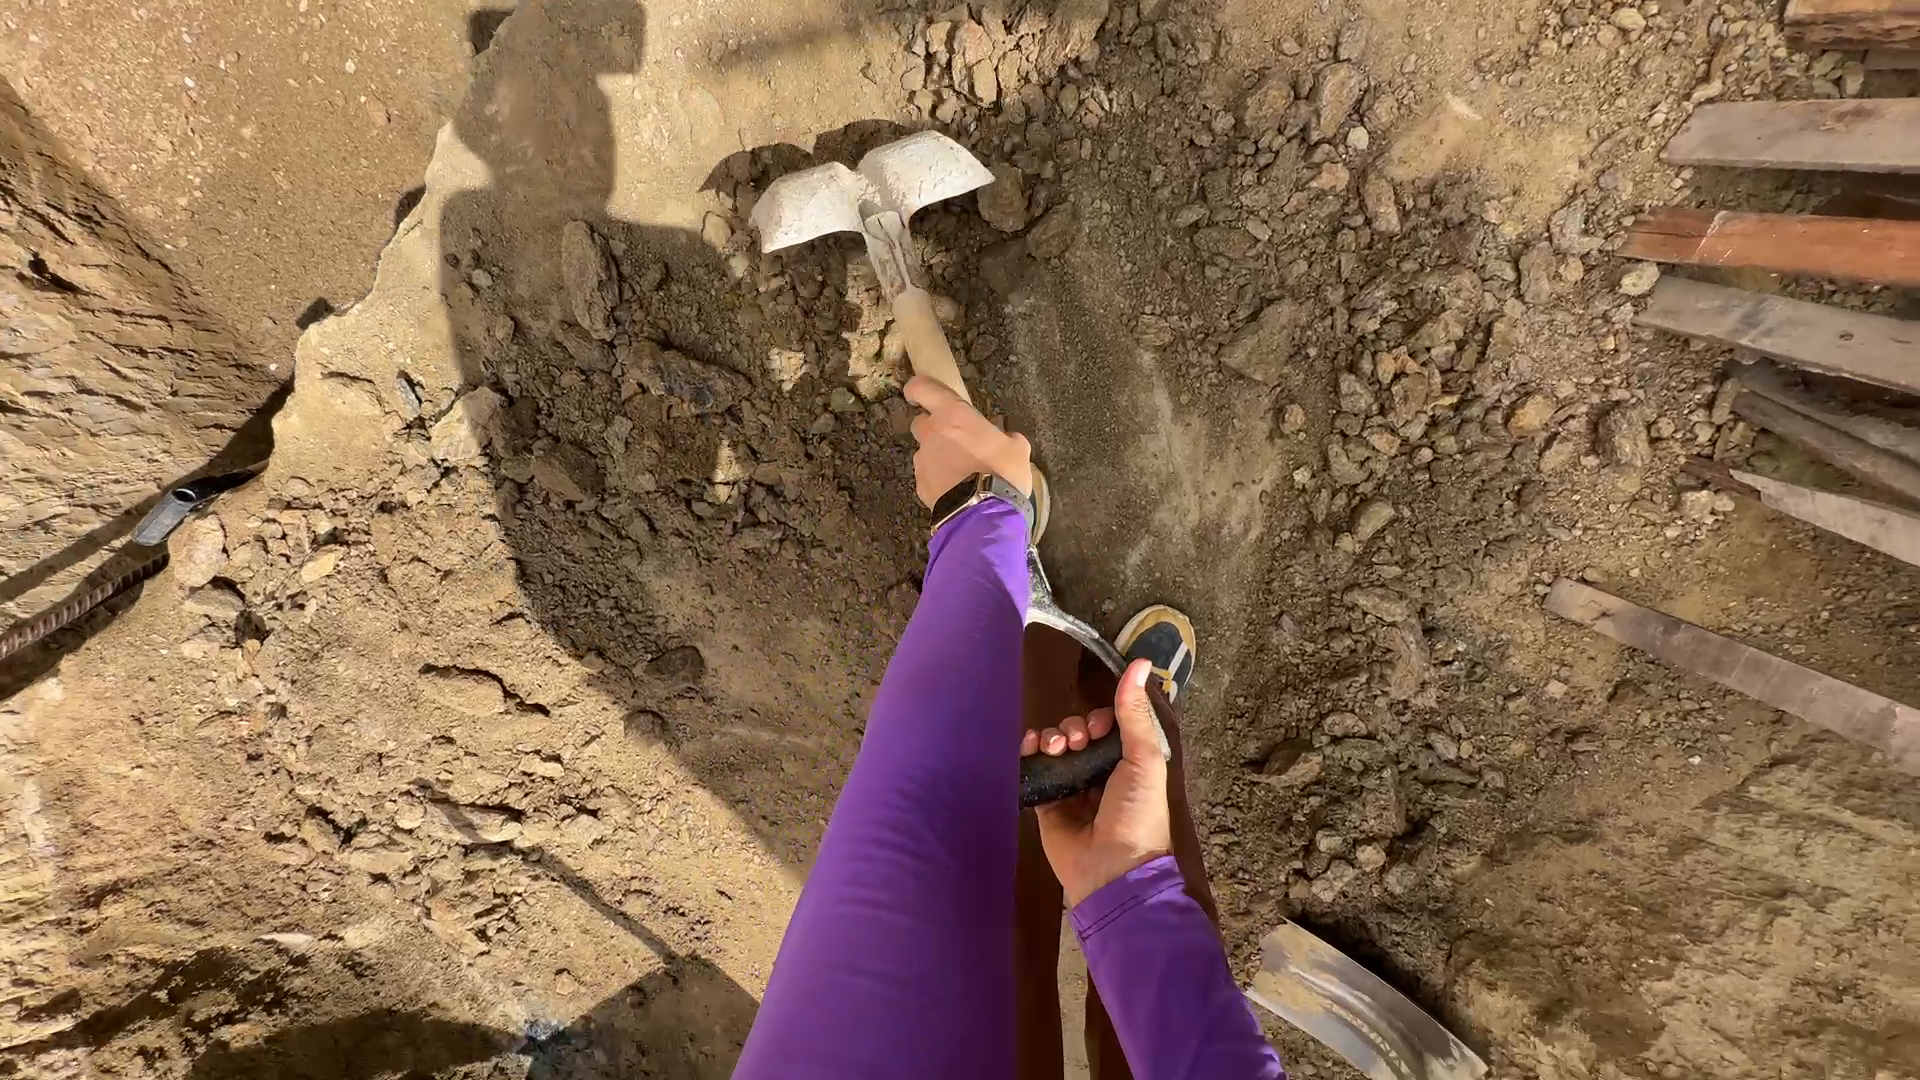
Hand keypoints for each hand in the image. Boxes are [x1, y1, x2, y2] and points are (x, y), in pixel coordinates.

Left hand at [904, 376, 1032, 508]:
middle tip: (955, 440)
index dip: (918, 388)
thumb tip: (1007, 438)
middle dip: (933, 428)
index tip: (920, 393)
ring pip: (925, 452)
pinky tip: (957, 491)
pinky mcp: (920, 485)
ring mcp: (922, 461)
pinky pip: (927, 476)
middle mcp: (932, 433)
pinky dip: (938, 480)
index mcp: (953, 415)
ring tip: (961, 474)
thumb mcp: (1018, 450)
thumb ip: (1008, 438)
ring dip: (938, 457)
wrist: (983, 515)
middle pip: (920, 422)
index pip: (922, 389)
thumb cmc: (1002, 473)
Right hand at [1027, 659, 1171, 906]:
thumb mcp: (1144, 759)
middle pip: (1078, 731)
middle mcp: (1098, 770)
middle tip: (1075, 742)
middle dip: (1073, 728)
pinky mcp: (1047, 802)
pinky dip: (1029, 752)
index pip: (1106, 725)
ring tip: (1054, 748)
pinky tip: (1029, 748)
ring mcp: (1071, 786)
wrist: (1111, 870)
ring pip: (1054, 745)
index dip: (1098, 718)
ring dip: (1051, 736)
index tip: (1097, 727)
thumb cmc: (1136, 813)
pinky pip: (1034, 768)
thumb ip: (1134, 713)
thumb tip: (1138, 661)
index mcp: (1127, 761)